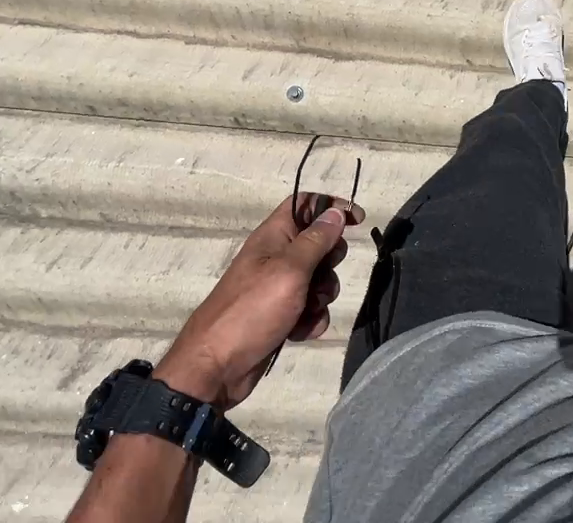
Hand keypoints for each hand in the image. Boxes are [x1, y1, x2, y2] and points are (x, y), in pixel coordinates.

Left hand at [155, 192, 364, 410]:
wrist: (216, 369)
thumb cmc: (252, 310)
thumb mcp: (290, 269)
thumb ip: (316, 240)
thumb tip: (336, 212)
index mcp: (273, 237)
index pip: (306, 204)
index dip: (331, 206)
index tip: (357, 220)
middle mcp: (277, 257)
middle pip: (320, 243)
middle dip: (330, 261)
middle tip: (321, 274)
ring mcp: (278, 288)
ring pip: (320, 279)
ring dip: (322, 295)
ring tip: (308, 309)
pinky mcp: (281, 315)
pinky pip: (311, 308)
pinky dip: (311, 318)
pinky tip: (300, 331)